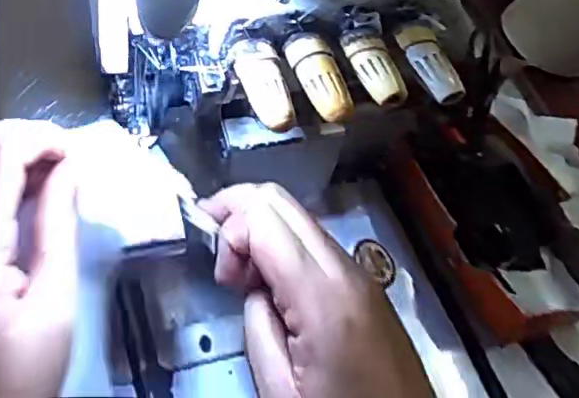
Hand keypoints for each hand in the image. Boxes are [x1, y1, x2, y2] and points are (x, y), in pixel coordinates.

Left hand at [0, 120, 80, 397]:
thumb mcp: (54, 310)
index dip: (42, 138)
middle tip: (65, 164)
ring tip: (51, 179)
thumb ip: (58, 228)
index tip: (77, 160)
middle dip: (26, 137)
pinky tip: (25, 200)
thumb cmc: (12, 383)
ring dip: (10, 153)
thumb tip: (67, 168)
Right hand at [201, 183, 432, 397]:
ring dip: (260, 227)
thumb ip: (257, 328)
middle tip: (213, 250)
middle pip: (281, 201)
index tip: (219, 277)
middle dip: (238, 212)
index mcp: (323, 295)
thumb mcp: (282, 394)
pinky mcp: (365, 283)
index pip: (263, 217)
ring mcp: (359, 271)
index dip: (229, 233)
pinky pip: (314, 241)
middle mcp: (344, 267)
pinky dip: (283, 243)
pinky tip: (271, 281)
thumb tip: (252, 289)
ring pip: (298, 215)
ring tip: (240, 271)